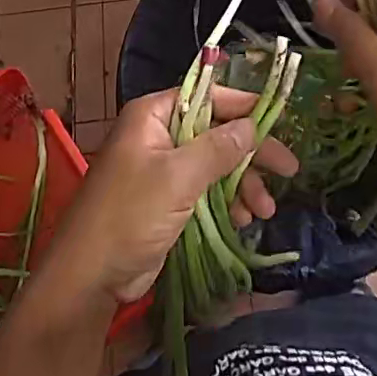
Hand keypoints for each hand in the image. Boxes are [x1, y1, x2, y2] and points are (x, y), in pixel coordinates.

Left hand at [40, 86, 297, 304]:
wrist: (88, 279)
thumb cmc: (129, 216)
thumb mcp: (178, 177)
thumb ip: (218, 148)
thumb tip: (251, 125)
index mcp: (153, 115)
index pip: (206, 96)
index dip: (242, 105)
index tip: (277, 117)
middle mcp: (159, 134)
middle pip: (216, 131)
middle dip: (250, 154)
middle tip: (288, 170)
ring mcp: (163, 168)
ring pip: (215, 163)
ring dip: (243, 184)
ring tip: (264, 211)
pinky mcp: (167, 199)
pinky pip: (207, 189)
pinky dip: (228, 201)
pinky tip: (245, 219)